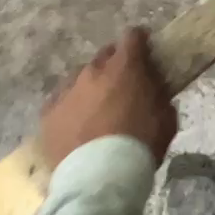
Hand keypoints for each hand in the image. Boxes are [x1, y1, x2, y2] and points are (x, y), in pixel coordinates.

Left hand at [40, 27, 176, 166]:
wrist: (98, 179)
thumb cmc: (139, 144)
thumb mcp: (166, 117)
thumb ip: (159, 94)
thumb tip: (154, 87)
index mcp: (125, 66)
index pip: (133, 36)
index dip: (140, 42)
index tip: (145, 53)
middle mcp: (94, 70)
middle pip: (105, 55)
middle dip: (114, 65)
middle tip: (121, 86)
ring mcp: (68, 90)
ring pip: (80, 77)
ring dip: (90, 86)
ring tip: (95, 108)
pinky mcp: (48, 113)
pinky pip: (60, 100)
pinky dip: (70, 106)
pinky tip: (75, 123)